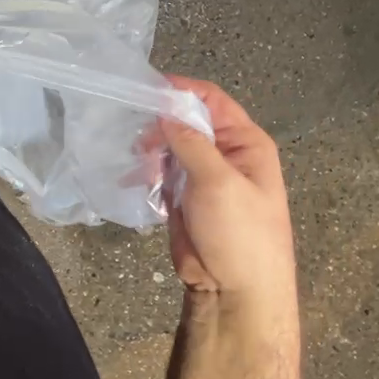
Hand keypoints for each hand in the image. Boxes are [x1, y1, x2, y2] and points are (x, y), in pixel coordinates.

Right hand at [159, 77, 297, 312]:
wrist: (235, 289)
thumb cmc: (239, 233)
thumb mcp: (218, 182)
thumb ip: (190, 142)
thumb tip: (163, 110)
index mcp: (246, 143)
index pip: (211, 100)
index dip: (180, 90)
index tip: (143, 89)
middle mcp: (226, 153)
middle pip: (186, 120)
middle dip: (159, 124)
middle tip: (137, 139)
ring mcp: (203, 175)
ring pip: (169, 145)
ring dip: (150, 150)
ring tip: (138, 165)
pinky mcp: (183, 195)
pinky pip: (160, 170)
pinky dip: (145, 170)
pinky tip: (133, 179)